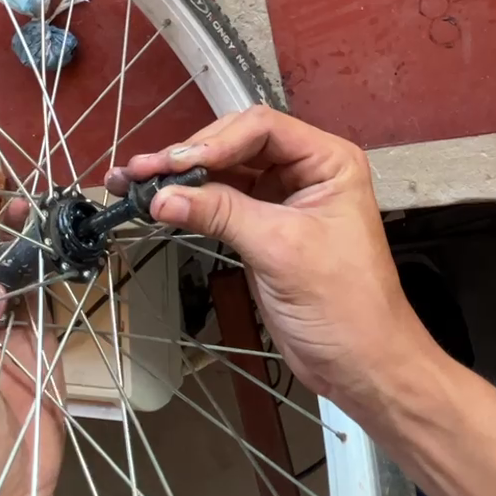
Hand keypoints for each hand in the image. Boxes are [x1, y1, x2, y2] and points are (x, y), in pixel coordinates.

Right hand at [107, 106, 432, 409]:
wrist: (362, 367)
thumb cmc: (343, 305)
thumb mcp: (281, 249)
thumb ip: (222, 214)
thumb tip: (161, 196)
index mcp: (327, 159)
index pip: (262, 128)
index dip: (215, 141)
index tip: (174, 164)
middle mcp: (304, 167)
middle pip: (237, 142)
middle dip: (190, 156)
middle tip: (142, 170)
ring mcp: (281, 195)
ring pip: (224, 170)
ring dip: (181, 175)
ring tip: (133, 179)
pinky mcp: (262, 223)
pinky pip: (220, 200)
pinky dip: (189, 200)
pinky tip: (156, 200)